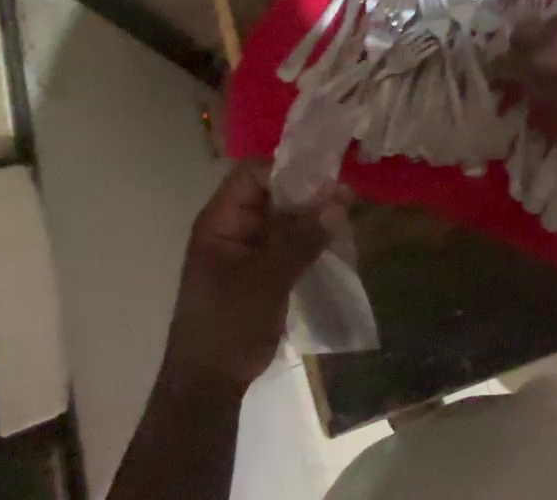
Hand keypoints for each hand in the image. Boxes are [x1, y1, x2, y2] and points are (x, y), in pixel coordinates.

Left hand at [162, 162, 349, 393]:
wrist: (208, 386)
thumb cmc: (227, 327)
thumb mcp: (267, 280)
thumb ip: (302, 239)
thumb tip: (341, 200)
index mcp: (220, 221)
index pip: (252, 175)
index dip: (287, 170)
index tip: (325, 177)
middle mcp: (232, 227)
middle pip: (270, 193)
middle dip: (306, 192)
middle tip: (346, 196)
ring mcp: (247, 249)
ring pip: (283, 217)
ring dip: (311, 215)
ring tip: (347, 215)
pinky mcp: (262, 270)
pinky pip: (288, 241)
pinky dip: (310, 237)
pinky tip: (337, 239)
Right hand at [508, 17, 556, 143]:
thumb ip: (534, 100)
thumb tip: (522, 94)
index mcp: (534, 63)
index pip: (502, 62)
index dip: (499, 71)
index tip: (501, 80)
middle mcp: (549, 37)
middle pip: (521, 32)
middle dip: (520, 46)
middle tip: (526, 63)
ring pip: (548, 24)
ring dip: (546, 38)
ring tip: (556, 54)